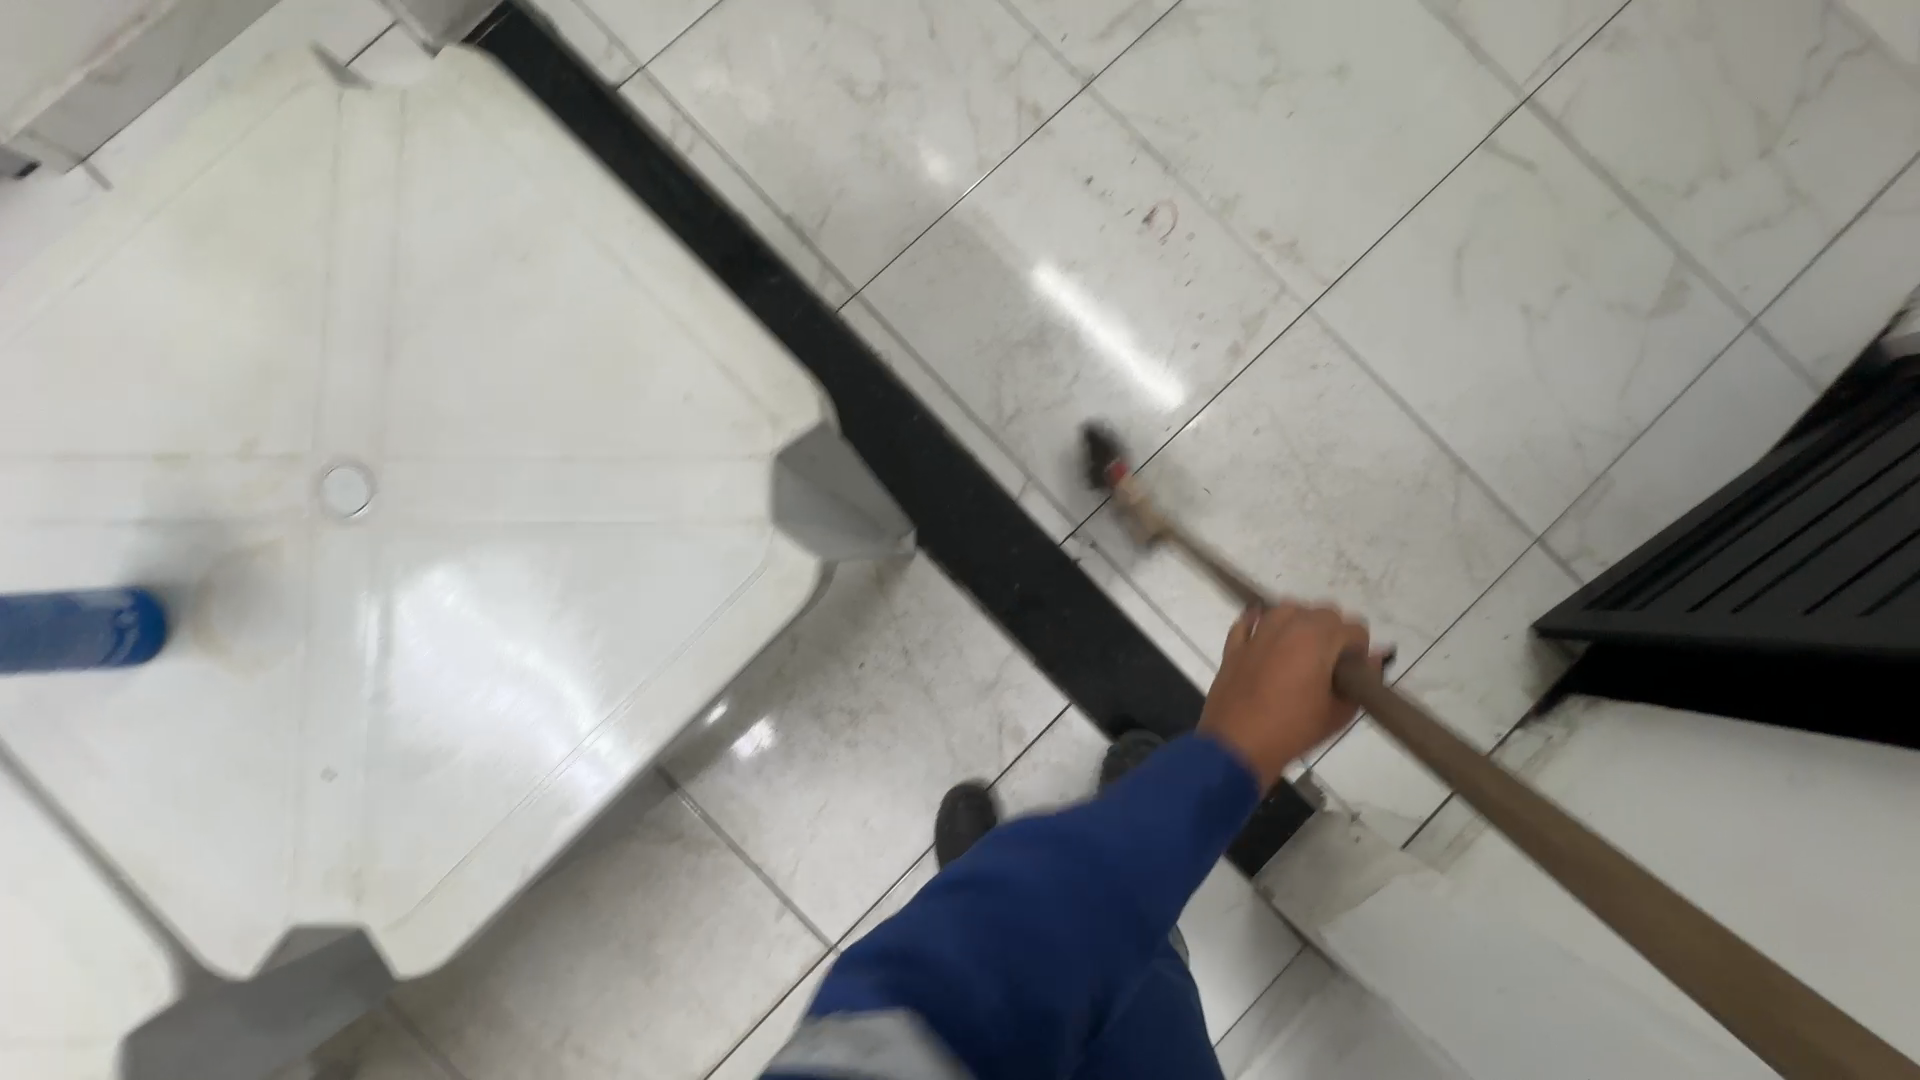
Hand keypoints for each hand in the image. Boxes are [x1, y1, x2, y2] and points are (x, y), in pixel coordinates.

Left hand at [1198, 602, 1384, 788]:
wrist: (1238, 743)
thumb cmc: (1294, 729)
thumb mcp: (1339, 711)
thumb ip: (1362, 679)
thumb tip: (1376, 657)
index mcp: (1317, 638)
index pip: (1354, 627)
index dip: (1359, 649)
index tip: (1353, 672)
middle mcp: (1287, 624)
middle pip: (1322, 611)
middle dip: (1333, 632)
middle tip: (1330, 664)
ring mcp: (1256, 632)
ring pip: (1286, 609)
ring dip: (1299, 623)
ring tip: (1302, 653)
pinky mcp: (1234, 645)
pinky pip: (1249, 622)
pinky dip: (1260, 626)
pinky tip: (1267, 642)